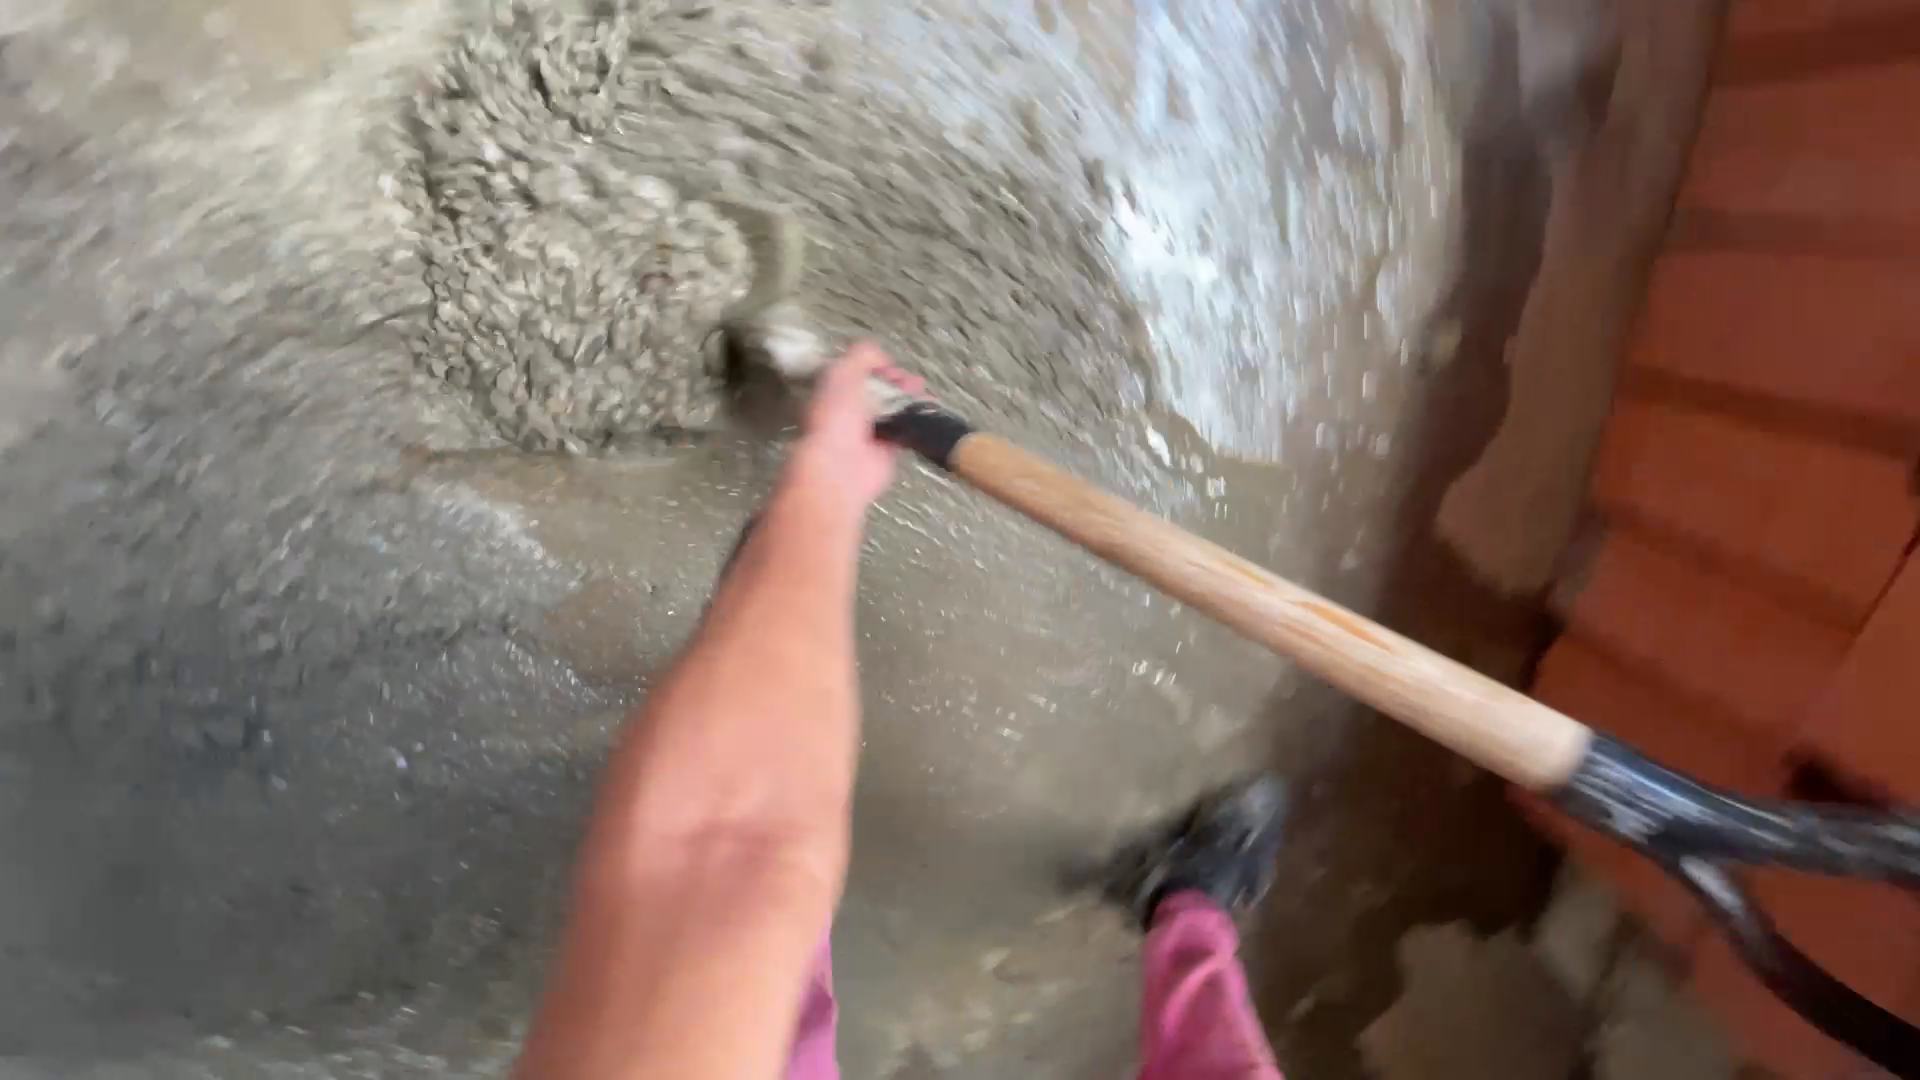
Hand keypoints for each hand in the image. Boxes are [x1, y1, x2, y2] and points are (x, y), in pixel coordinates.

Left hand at [783, 343, 924, 513]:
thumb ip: (862, 356)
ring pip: (894, 410)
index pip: (856, 372)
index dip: (875, 366)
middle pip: (879, 391)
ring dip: (910, 400)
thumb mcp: (843, 372)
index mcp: (833, 391)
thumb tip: (879, 355)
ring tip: (923, 393)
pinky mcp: (887, 450)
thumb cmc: (833, 419)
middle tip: (911, 379)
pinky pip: (905, 432)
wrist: (840, 464)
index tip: (889, 364)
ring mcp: (869, 432)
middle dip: (897, 382)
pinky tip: (927, 412)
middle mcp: (849, 412)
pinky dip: (917, 422)